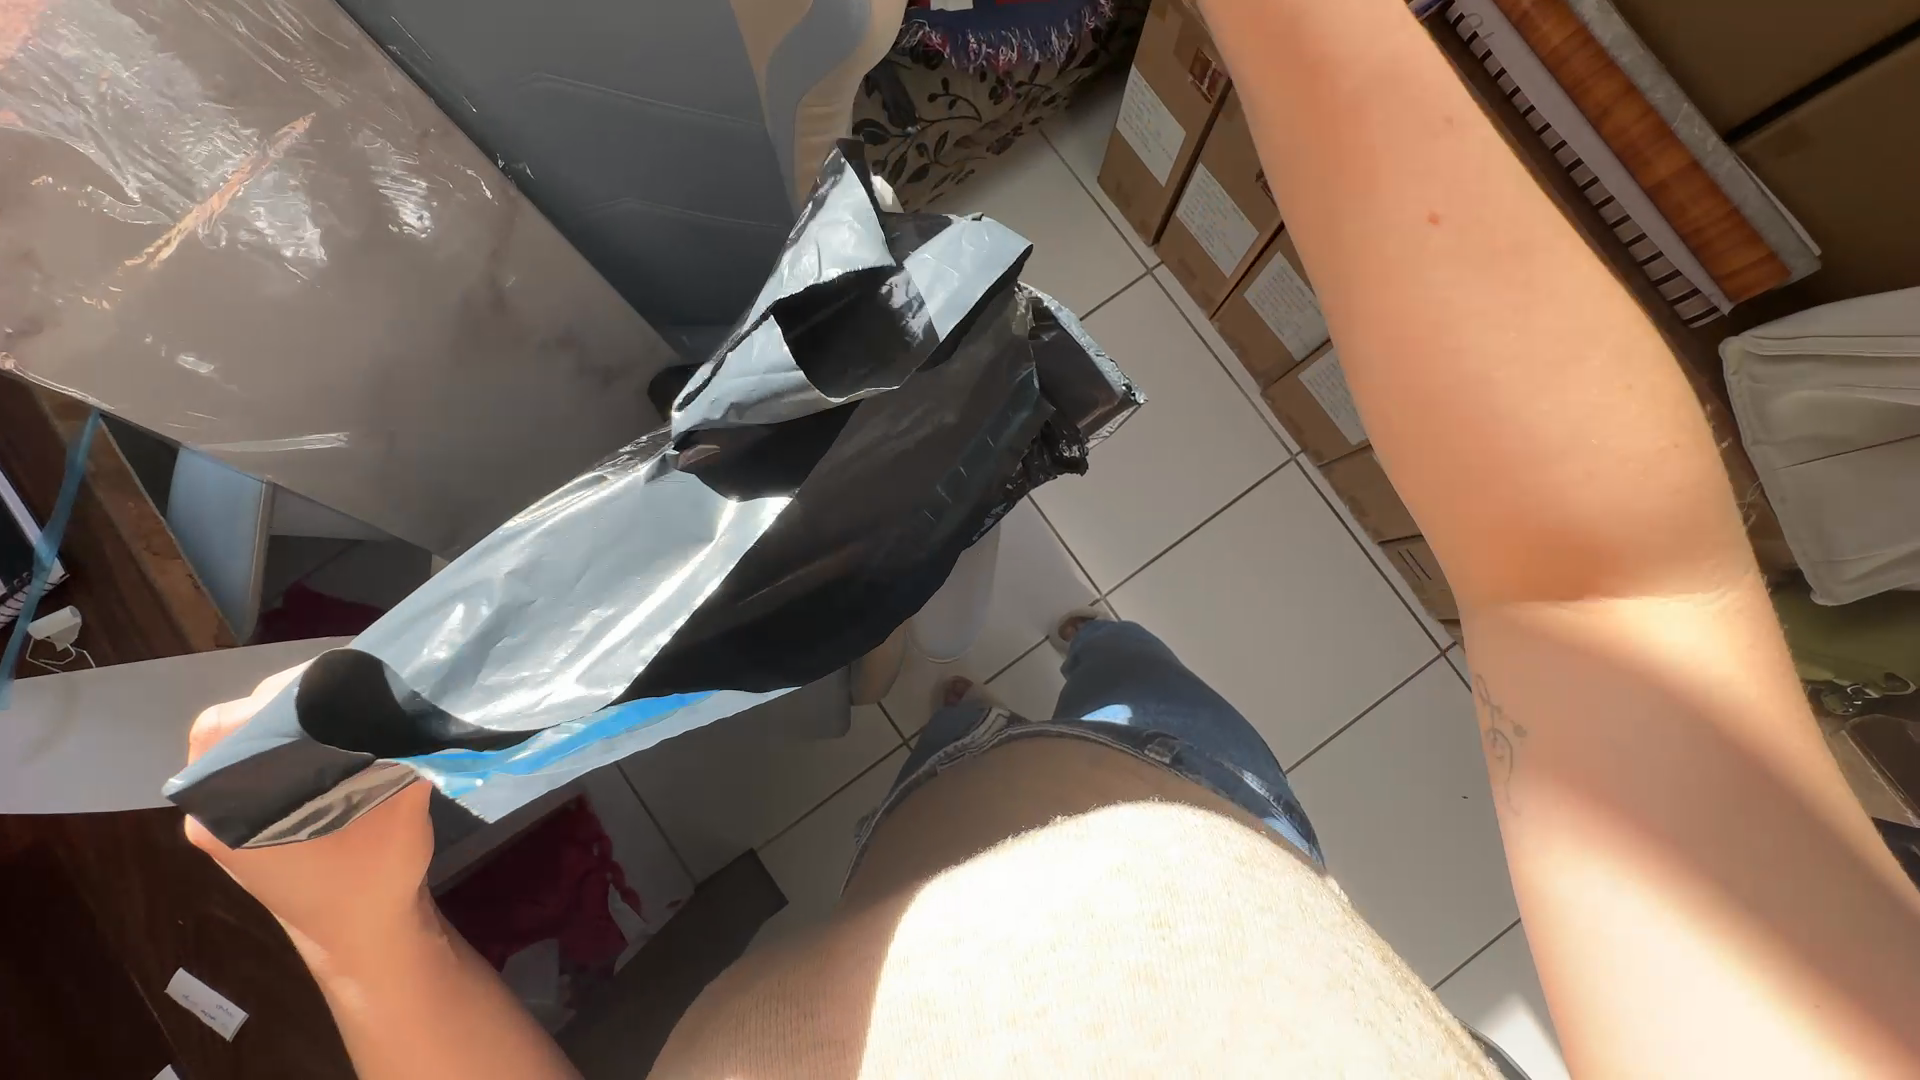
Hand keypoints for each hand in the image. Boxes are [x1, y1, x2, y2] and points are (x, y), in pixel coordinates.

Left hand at [184, 665, 438, 969]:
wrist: (367, 933)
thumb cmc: (375, 876)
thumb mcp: (398, 807)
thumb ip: (399, 753)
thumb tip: (415, 701)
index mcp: (230, 813)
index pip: (225, 727)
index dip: (274, 694)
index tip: (331, 680)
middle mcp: (214, 811)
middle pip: (231, 729)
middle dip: (287, 699)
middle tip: (345, 685)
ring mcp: (230, 817)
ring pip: (245, 743)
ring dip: (291, 717)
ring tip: (345, 703)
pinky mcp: (253, 819)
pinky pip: (261, 762)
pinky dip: (294, 739)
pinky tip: (338, 735)